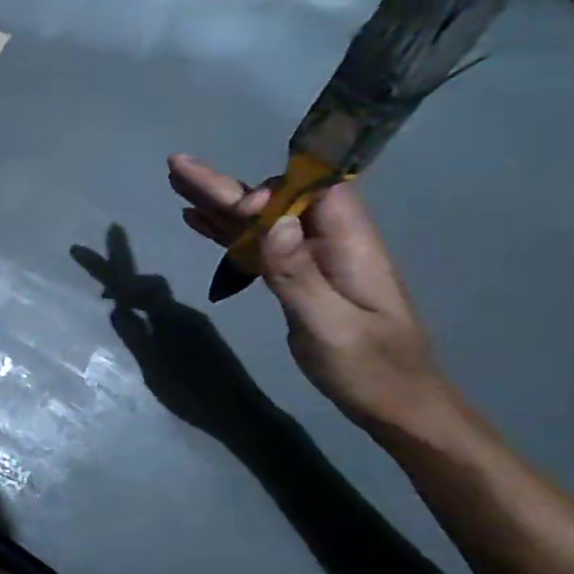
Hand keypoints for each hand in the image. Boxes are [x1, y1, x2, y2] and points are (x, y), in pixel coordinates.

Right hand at [168, 153, 458, 437]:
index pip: (312, 189)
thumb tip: (271, 222)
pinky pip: (255, 246)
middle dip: (226, 184)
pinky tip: (197, 220)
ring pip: (258, 221)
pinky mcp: (296, 279)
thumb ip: (298, 274)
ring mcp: (310, 261)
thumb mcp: (332, 327)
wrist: (397, 408)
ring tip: (176, 182)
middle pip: (273, 201)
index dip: (273, 188)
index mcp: (348, 243)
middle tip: (176, 166)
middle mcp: (328, 242)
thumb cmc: (372, 370)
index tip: (242, 210)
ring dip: (218, 202)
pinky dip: (226, 232)